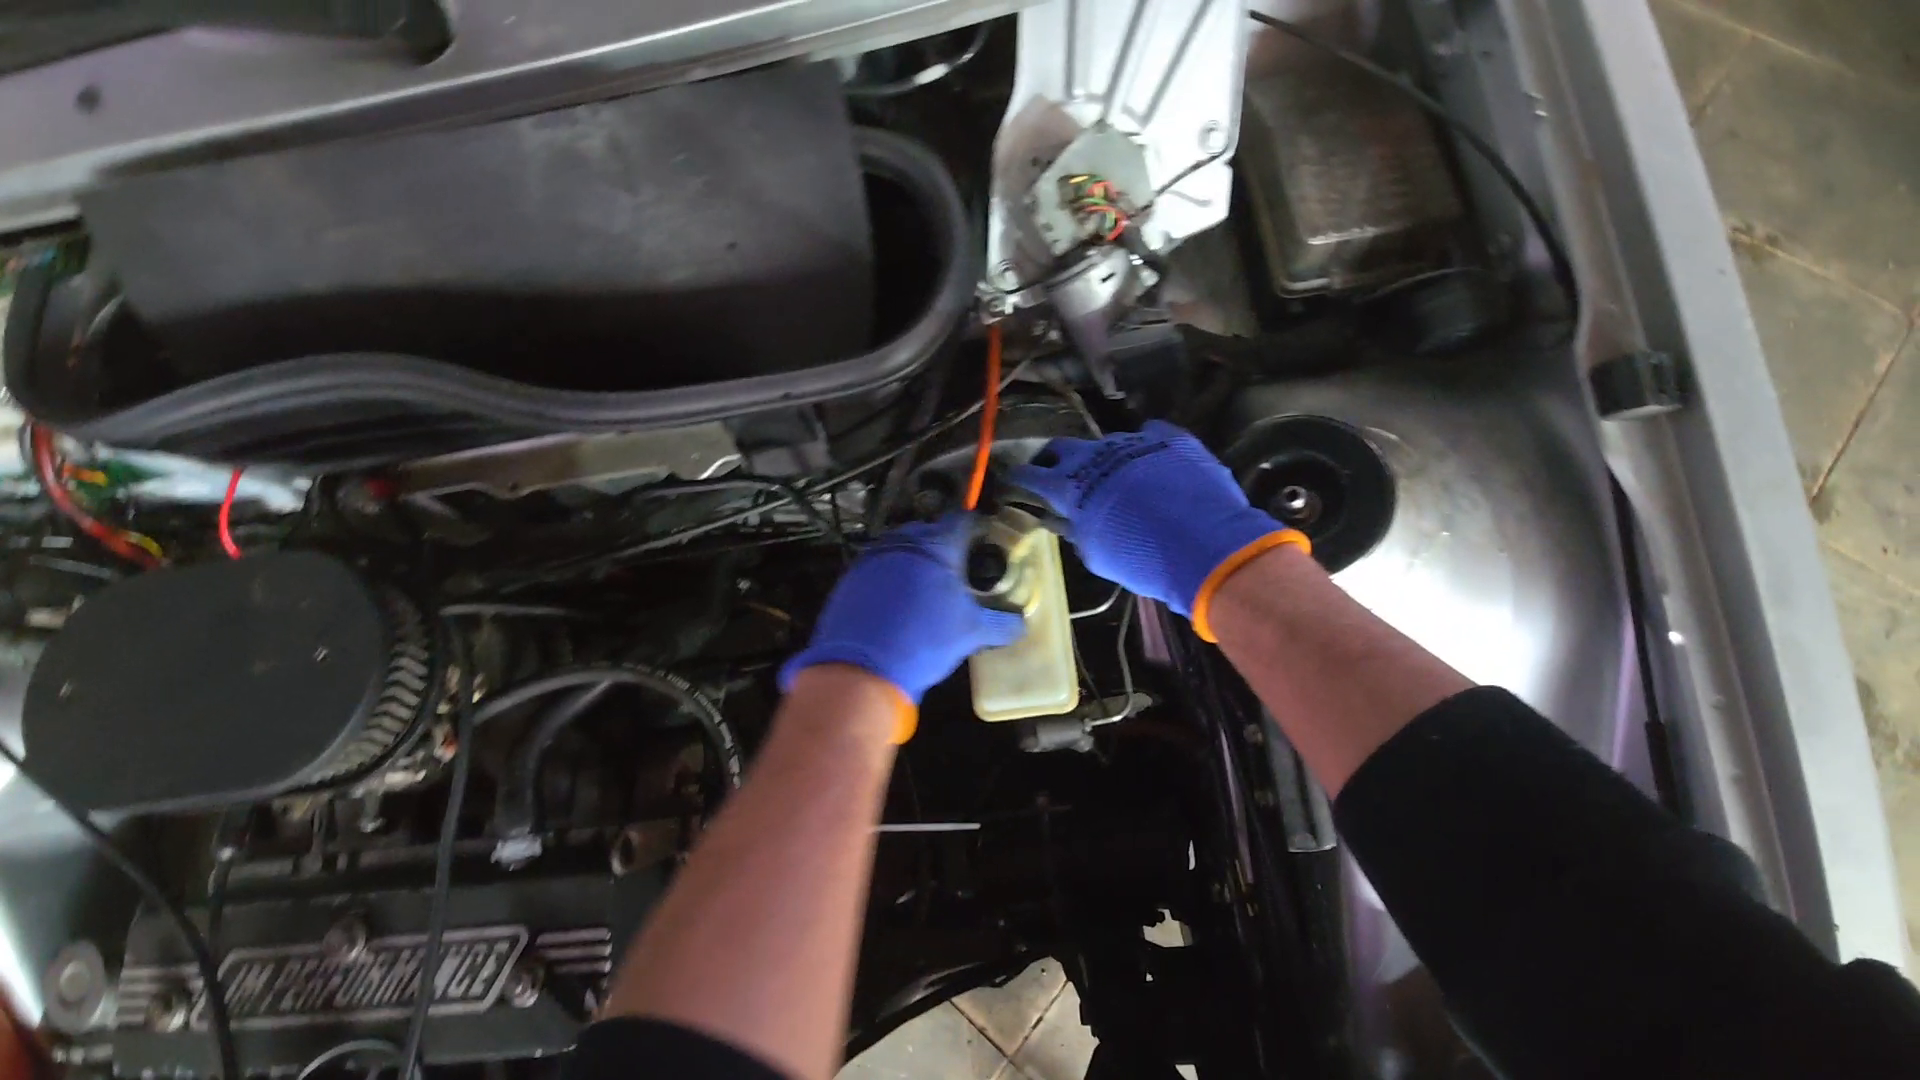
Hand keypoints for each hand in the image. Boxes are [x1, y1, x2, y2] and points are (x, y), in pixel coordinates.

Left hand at [780, 514, 1025, 709]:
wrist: (861, 667)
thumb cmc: (926, 639)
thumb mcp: (972, 633)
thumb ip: (1001, 624)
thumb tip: (1020, 623)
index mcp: (938, 544)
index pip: (964, 519)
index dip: (978, 529)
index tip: (986, 543)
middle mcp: (904, 541)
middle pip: (931, 531)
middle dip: (946, 547)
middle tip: (960, 571)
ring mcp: (873, 557)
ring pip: (903, 549)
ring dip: (917, 562)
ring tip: (928, 589)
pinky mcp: (850, 577)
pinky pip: (879, 568)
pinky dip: (892, 578)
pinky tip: (898, 604)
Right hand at [1011, 421, 1308, 633]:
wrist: (1206, 544)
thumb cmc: (1141, 559)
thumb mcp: (1096, 554)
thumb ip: (1072, 531)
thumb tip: (1057, 517)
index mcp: (1069, 486)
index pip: (1030, 476)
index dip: (1019, 478)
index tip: (1012, 478)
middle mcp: (1095, 454)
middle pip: (1062, 448)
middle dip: (1055, 460)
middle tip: (1057, 474)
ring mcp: (1134, 440)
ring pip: (1107, 443)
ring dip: (1104, 458)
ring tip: (1114, 476)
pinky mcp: (1170, 438)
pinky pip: (1150, 434)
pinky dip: (1145, 446)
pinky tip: (1152, 459)